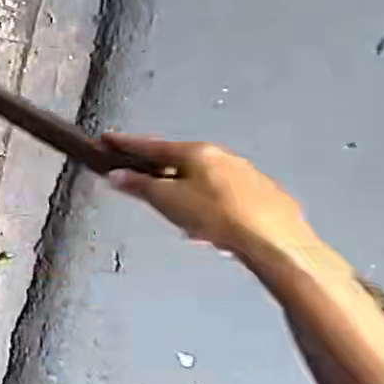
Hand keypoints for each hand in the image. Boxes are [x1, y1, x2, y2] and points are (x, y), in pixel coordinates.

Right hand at [101, 132, 351, 285]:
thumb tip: (116, 174)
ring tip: (177, 210)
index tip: (106, 139)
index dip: (125, 144)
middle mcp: (222, 156)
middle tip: (141, 181)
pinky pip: (225, 193)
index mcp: (195, 152)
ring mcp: (246, 174)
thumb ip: (139, 186)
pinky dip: (209, 201)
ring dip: (185, 187)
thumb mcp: (167, 201)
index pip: (151, 146)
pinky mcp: (266, 195)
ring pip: (204, 176)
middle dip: (158, 169)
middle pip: (179, 159)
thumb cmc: (216, 217)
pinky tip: (209, 223)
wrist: (277, 243)